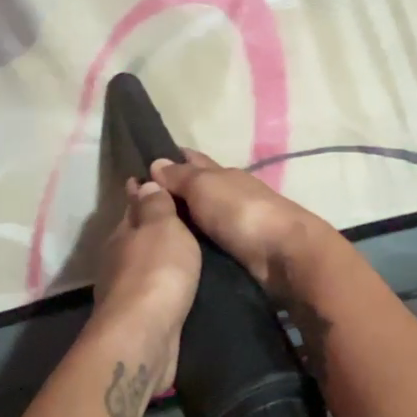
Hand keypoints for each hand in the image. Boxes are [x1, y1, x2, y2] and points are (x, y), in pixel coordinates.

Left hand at [93, 177, 199, 382]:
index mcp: (122, 232)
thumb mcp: (163, 227)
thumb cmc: (157, 271)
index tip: (159, 180)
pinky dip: (163, 282)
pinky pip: (153, 289)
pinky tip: (179, 282)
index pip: (134, 204)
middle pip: (137, 234)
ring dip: (159, 256)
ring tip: (187, 249)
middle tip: (184, 215)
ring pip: (144, 263)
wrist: (144, 335)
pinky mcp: (137, 317)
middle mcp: (118, 259)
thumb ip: (157, 205)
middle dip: (153, 224)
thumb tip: (144, 184)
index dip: (145, 191)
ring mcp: (124, 290)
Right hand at [149, 150, 334, 294]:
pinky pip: (208, 244)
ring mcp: (235, 226)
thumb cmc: (242, 212)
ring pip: (200, 220)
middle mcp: (230, 196)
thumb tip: (158, 162)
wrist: (283, 254)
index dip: (169, 163)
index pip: (192, 162)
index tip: (140, 167)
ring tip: (146, 235)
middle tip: (133, 208)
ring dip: (181, 224)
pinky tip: (175, 252)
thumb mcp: (206, 187)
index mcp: (223, 175)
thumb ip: (182, 177)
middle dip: (170, 196)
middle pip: (196, 192)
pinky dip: (193, 244)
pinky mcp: (238, 253)